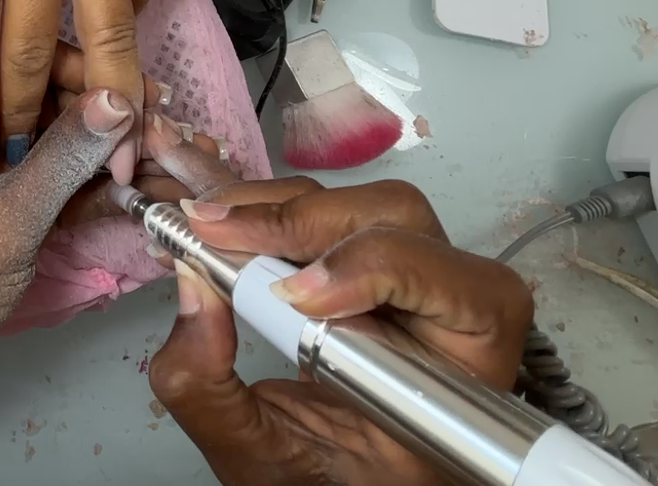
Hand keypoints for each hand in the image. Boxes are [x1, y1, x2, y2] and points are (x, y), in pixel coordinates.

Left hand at [0, 86, 138, 409]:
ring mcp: (0, 171)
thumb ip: (64, 158)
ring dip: (114, 153)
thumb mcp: (5, 217)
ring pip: (67, 146)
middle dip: (112, 117)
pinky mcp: (16, 208)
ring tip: (171, 159)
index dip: (93, 77)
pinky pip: (64, 185)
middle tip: (168, 136)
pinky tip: (146, 189)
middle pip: (57, 103)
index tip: (147, 98)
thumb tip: (119, 96)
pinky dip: (101, 188)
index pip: (34, 65)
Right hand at [148, 177, 533, 485]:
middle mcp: (446, 318)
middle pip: (403, 222)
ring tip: (207, 226)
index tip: (287, 295)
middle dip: (303, 219)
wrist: (321, 479)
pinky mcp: (359, 253)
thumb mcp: (254, 456)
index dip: (375, 270)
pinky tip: (219, 225)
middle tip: (218, 233)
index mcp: (455, 389)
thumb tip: (190, 280)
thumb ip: (204, 384)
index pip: (467, 296)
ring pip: (359, 201)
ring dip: (275, 204)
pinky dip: (264, 204)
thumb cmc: (314, 482)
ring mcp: (405, 277)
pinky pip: (323, 204)